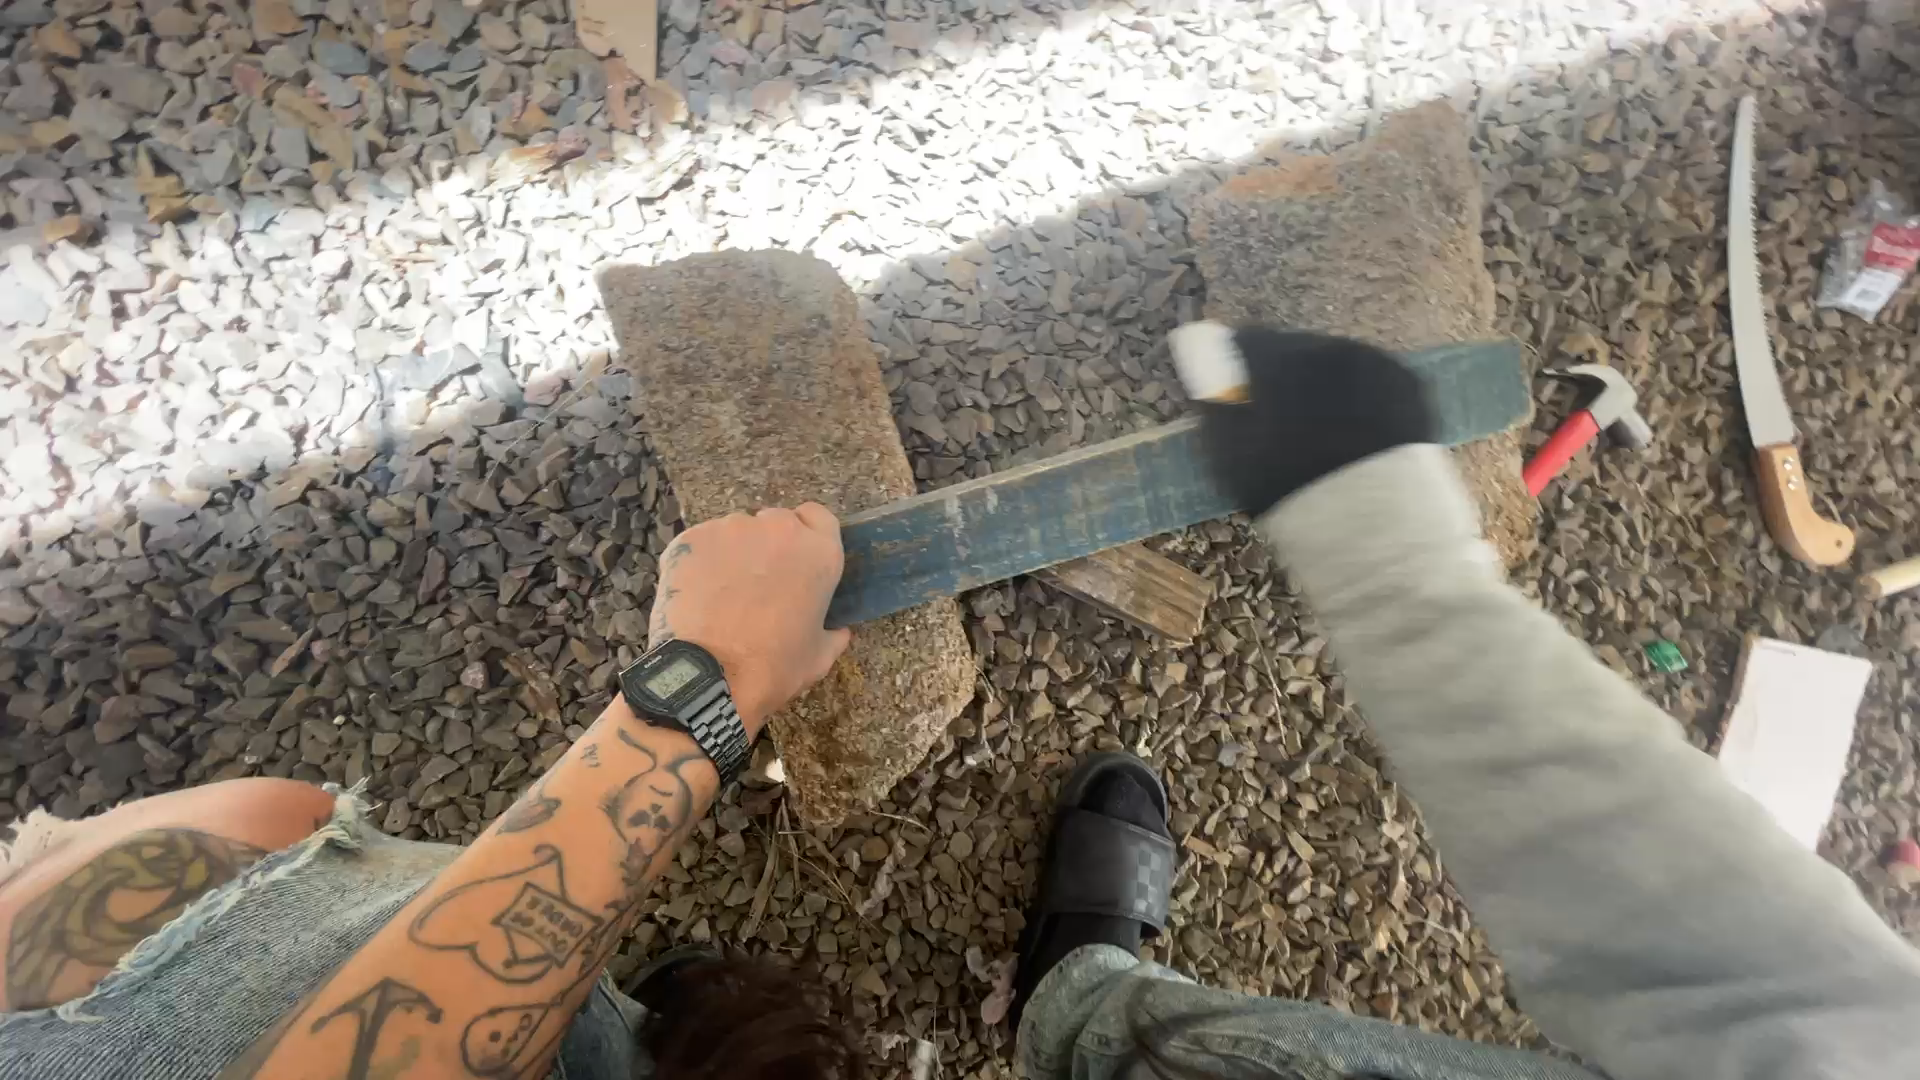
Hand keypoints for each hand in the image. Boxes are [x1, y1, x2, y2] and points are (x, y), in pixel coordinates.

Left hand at [648, 504, 852, 736]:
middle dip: (769, 545)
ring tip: (723, 593)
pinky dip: (701, 562)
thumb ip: (832, 633)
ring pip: (736, 532)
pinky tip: (697, 594)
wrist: (712, 675)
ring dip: (734, 553)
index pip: (818, 516)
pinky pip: (702, 544)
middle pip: (776, 522)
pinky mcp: (693, 538)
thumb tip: (837, 631)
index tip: (796, 557)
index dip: (806, 534)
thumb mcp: (820, 655)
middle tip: (760, 582)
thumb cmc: (776, 666)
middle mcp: (780, 529)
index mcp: (820, 552)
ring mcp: (733, 529)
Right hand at [1170, 323, 1436, 517]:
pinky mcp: (1405, 380)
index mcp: (1276, 356)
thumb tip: (1190, 342)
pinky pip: (1369, 377)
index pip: (1242, 342)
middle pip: (1289, 348)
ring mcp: (1370, 359)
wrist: (1362, 515)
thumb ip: (1208, 389)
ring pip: (1331, 361)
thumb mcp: (1225, 444)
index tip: (1232, 396)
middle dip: (1280, 375)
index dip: (1232, 369)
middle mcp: (1324, 344)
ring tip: (1316, 429)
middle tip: (1277, 419)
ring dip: (1318, 384)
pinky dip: (1356, 396)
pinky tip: (1350, 432)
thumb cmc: (1280, 483)